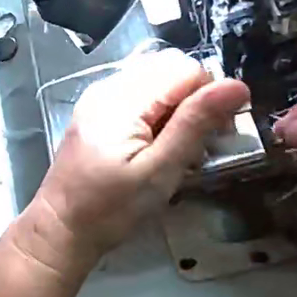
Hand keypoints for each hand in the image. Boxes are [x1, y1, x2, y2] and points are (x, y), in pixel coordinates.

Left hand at [22, 50, 250, 279]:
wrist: (60, 228)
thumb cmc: (111, 208)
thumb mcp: (160, 171)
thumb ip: (195, 123)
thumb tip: (236, 85)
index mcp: (123, 99)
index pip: (186, 68)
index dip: (211, 95)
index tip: (220, 134)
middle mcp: (108, 87)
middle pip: (170, 68)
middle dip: (196, 99)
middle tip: (201, 143)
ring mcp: (98, 97)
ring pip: (155, 80)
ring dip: (178, 106)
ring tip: (178, 147)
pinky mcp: (96, 111)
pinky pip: (137, 94)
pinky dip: (157, 112)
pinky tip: (156, 144)